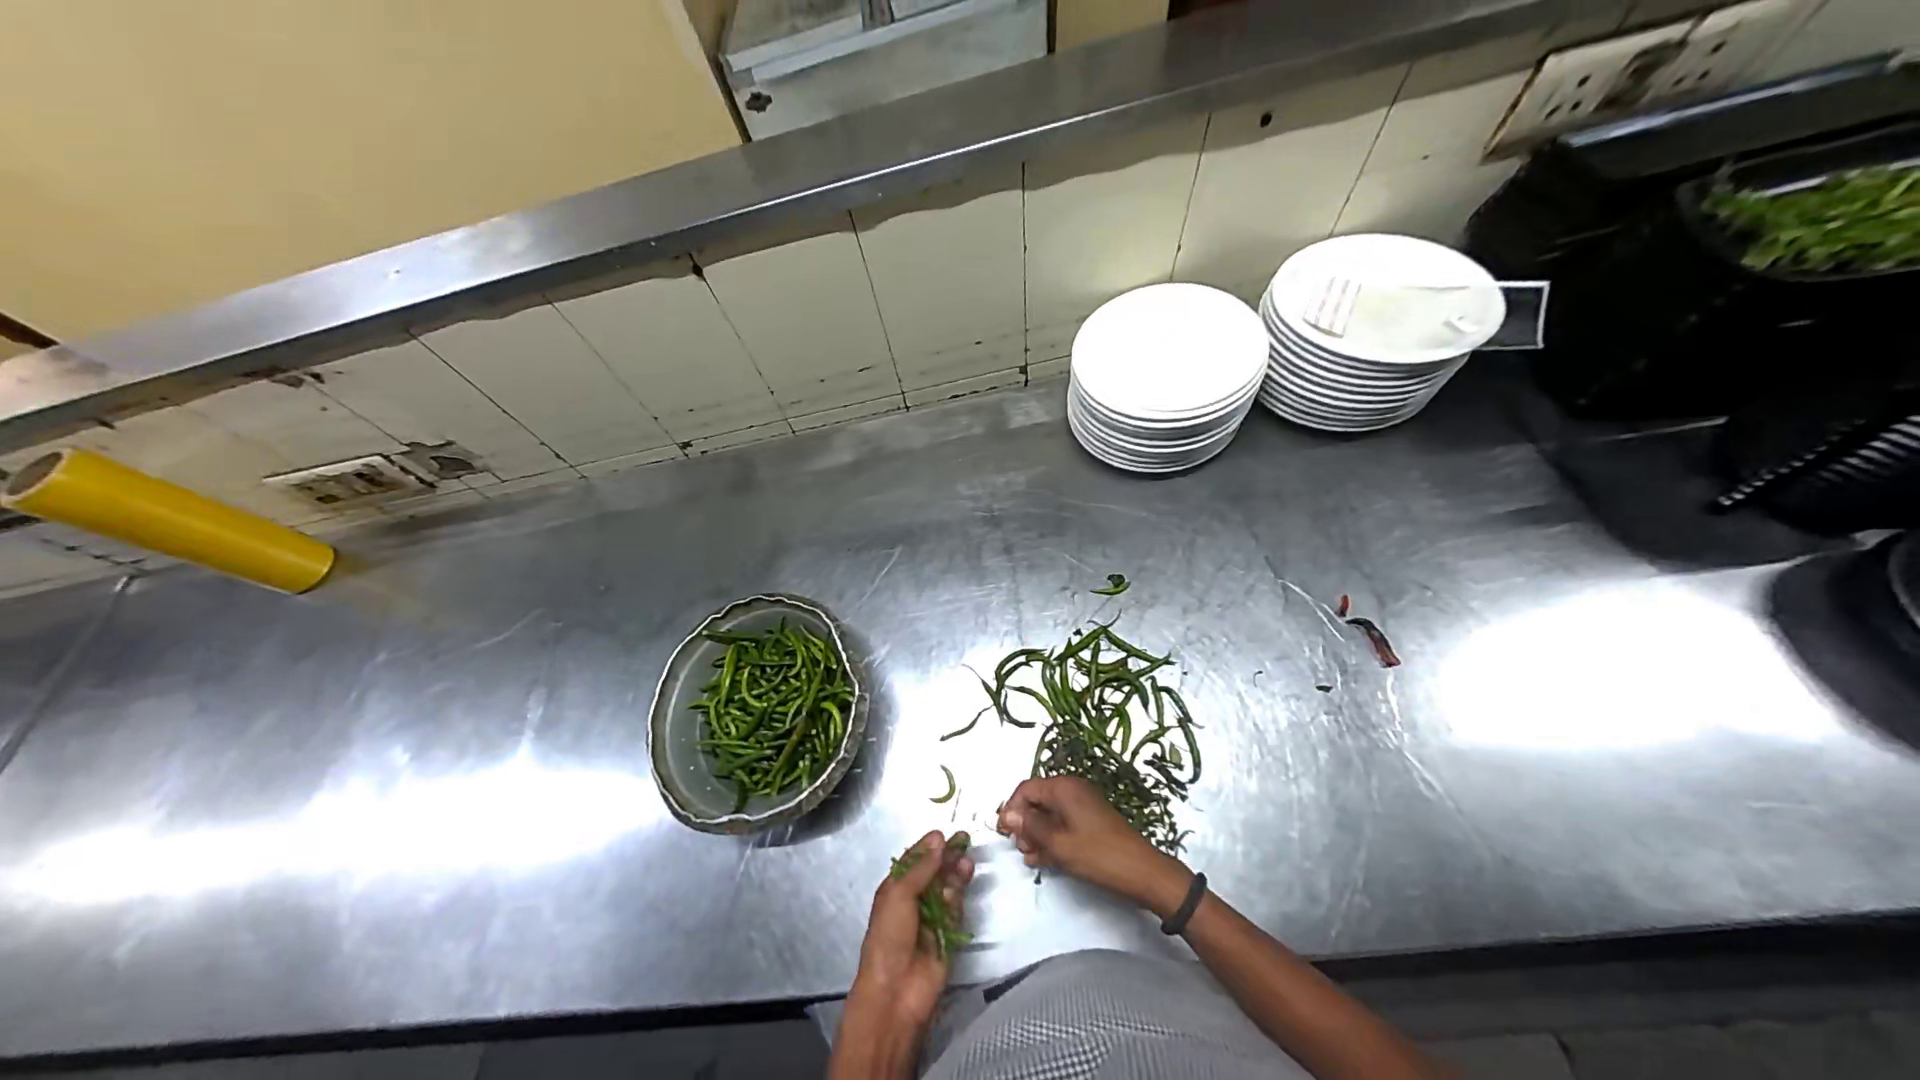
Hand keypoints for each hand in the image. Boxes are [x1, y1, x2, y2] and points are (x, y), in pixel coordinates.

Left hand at [845, 831, 975, 1034]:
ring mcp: (931, 916)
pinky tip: (966, 875)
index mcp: (894, 889)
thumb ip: (922, 868)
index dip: (927, 847)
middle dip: (946, 855)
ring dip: (955, 870)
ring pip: (946, 886)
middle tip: (964, 839)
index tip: (943, 833)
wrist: (897, 990)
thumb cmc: (889, 936)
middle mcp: (913, 900)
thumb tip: (939, 839)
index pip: (912, 861)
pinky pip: (956, 905)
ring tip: (966, 856)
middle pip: (933, 871)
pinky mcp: (949, 931)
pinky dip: (961, 890)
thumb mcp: (899, 895)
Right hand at [996, 776, 1191, 917]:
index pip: (1026, 788)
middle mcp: (1073, 789)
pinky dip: (1051, 837)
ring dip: (1036, 834)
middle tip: (1022, 849)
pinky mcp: (1090, 820)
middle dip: (1024, 824)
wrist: (1142, 872)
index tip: (1003, 833)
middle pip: (1037, 800)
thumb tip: (1007, 814)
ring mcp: (1083, 805)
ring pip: (1048, 814)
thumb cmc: (1098, 855)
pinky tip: (1044, 858)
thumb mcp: (1058, 843)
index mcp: (1064, 787)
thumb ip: (1029, 826)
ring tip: (1032, 857)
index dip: (1011, 809)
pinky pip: (1062, 823)